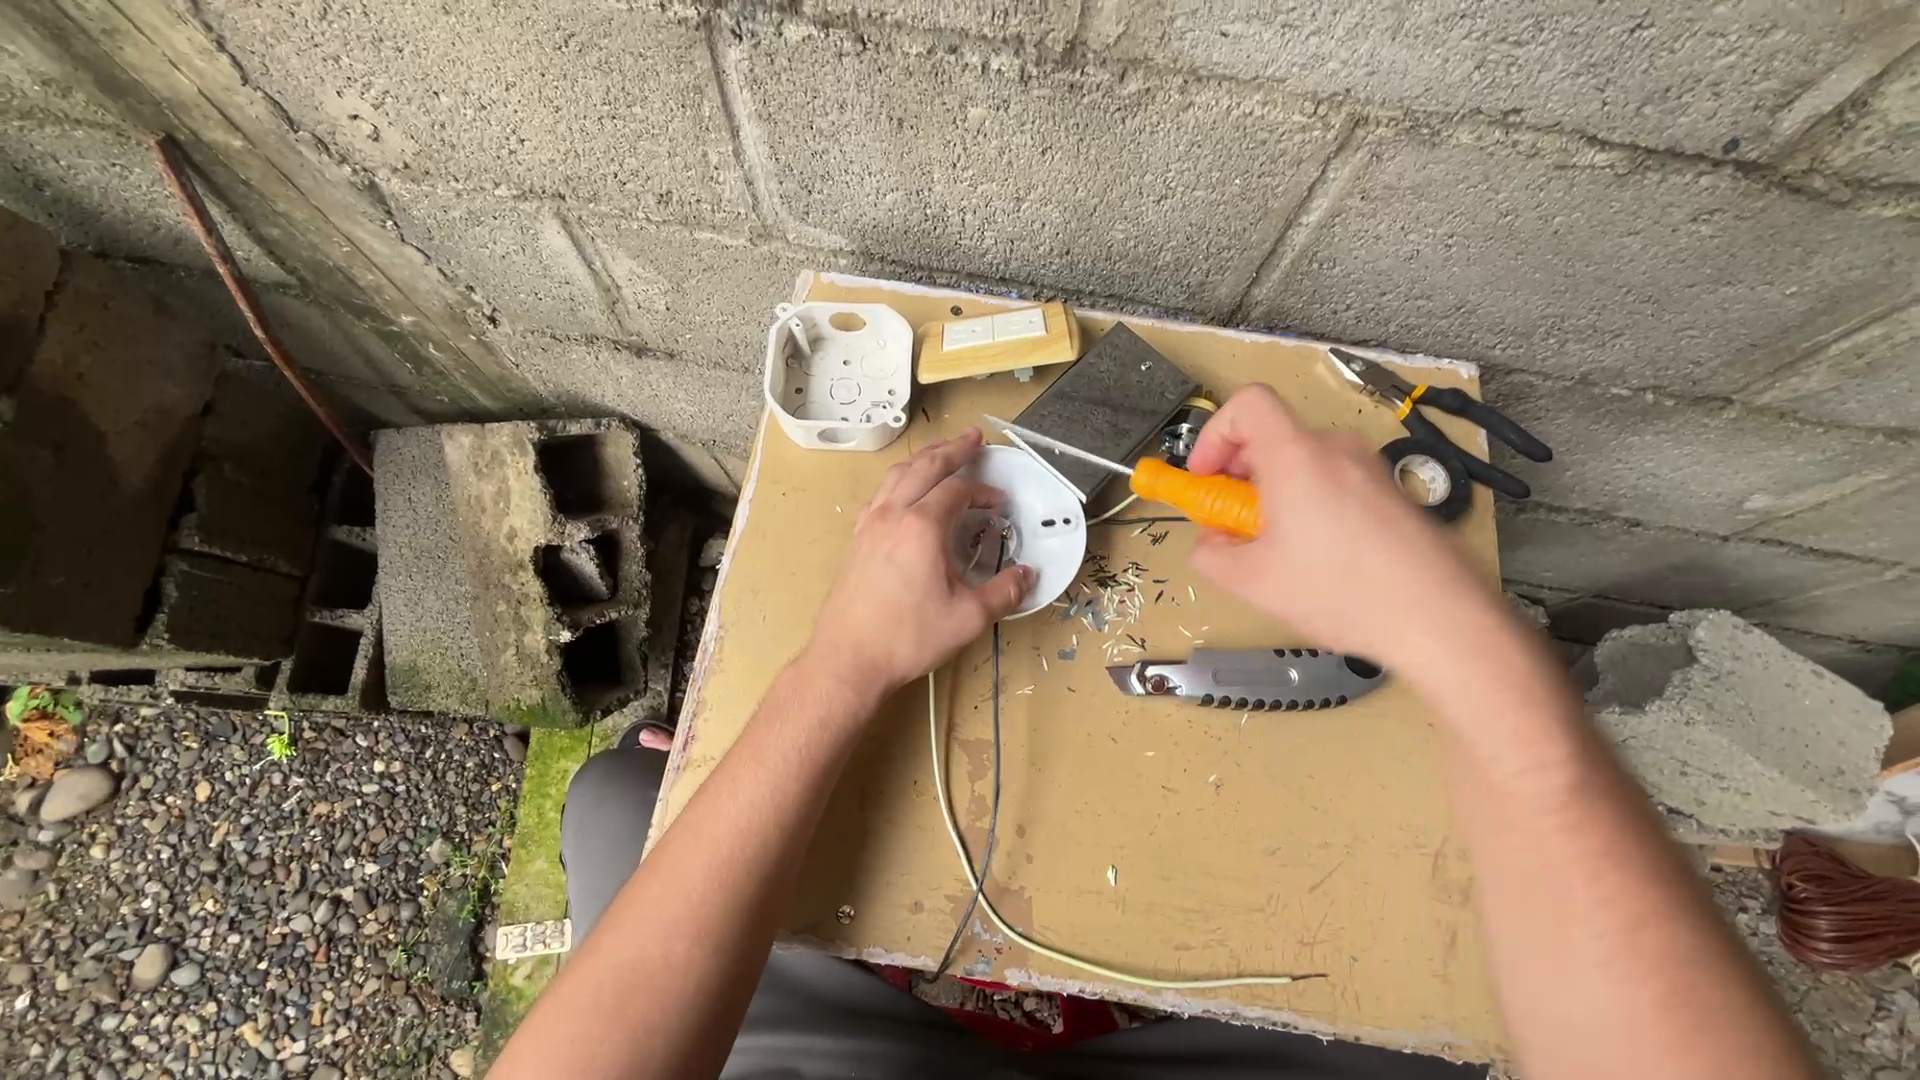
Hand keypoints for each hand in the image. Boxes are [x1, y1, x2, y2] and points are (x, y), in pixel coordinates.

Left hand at [805, 429, 1033, 695]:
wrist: (848, 658)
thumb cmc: (905, 638)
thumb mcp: (966, 618)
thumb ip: (1003, 593)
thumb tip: (1027, 576)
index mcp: (921, 527)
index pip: (957, 492)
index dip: (983, 492)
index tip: (999, 503)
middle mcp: (892, 516)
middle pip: (924, 467)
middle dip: (951, 449)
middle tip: (971, 437)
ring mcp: (869, 526)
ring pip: (896, 476)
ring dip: (922, 460)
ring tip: (939, 453)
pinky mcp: (857, 541)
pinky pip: (879, 496)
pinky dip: (897, 482)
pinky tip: (902, 492)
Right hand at [1185, 384, 1499, 669]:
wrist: (1440, 618)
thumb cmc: (1345, 592)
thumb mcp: (1253, 581)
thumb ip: (1210, 555)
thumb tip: (1209, 543)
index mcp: (1297, 456)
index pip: (1248, 404)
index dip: (1215, 433)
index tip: (1206, 475)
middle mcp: (1336, 450)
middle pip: (1273, 437)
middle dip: (1239, 474)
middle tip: (1232, 522)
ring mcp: (1370, 470)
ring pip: (1303, 464)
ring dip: (1274, 495)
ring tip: (1274, 548)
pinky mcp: (1391, 494)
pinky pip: (1334, 484)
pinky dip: (1309, 506)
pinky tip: (1315, 558)